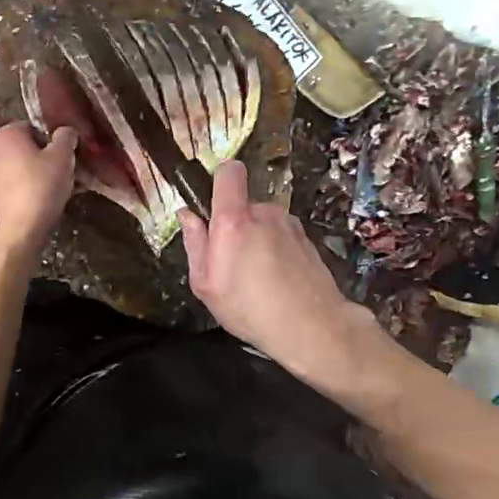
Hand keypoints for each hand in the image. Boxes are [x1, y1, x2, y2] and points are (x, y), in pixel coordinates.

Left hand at [0, 121, 77, 258]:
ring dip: (48, 172)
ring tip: (70, 185)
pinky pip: (23, 183)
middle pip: (31, 147)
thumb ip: (66, 137)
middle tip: (72, 169)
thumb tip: (66, 131)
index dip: (55, 138)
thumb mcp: (62, 156)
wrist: (21, 230)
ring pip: (28, 166)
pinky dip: (38, 186)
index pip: (35, 126)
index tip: (69, 152)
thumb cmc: (42, 186)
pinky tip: (55, 198)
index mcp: (6, 134)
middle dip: (52, 156)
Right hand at [179, 161, 370, 369]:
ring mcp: (289, 224)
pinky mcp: (306, 238)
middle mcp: (265, 213)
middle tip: (231, 264)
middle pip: (243, 206)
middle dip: (235, 227)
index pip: (229, 172)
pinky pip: (281, 236)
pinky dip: (275, 250)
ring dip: (256, 240)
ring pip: (263, 222)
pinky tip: (276, 280)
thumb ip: (195, 243)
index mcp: (234, 220)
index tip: (213, 204)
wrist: (311, 326)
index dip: (219, 180)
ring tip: (255, 277)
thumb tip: (187, 215)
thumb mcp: (206, 284)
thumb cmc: (250, 309)